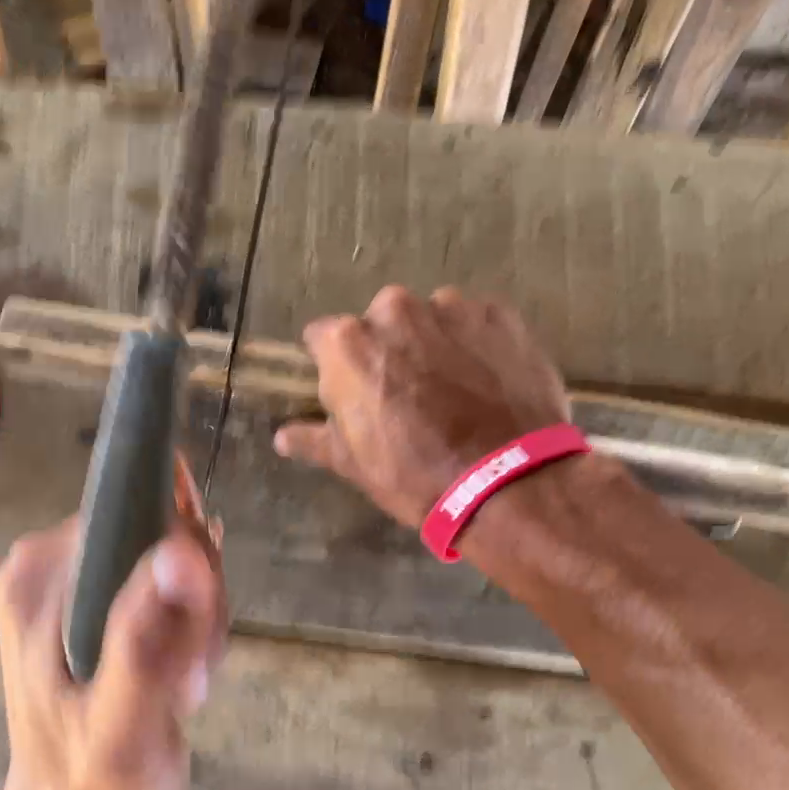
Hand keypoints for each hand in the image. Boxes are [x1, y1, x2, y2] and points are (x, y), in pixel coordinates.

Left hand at [0, 499, 226, 789]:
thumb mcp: (121, 730)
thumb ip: (144, 641)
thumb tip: (183, 549)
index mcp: (42, 575)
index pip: (144, 513)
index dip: (189, 562)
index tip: (198, 630)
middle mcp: (49, 560)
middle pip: (162, 533)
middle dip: (195, 604)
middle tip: (187, 676)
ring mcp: (70, 578)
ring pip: (173, 560)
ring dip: (195, 622)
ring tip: (181, 686)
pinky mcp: (92, 600)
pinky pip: (166, 583)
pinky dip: (187, 627)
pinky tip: (178, 677)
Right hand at [274, 286, 570, 526]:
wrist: (507, 481)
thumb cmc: (413, 474)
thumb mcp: (352, 463)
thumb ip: (314, 438)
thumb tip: (282, 437)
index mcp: (347, 342)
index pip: (323, 338)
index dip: (335, 365)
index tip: (351, 391)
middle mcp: (395, 310)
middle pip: (380, 322)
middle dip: (388, 350)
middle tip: (406, 394)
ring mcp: (452, 308)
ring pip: (430, 319)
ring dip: (434, 343)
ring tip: (454, 390)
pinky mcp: (501, 315)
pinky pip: (476, 323)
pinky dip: (476, 344)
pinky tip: (487, 382)